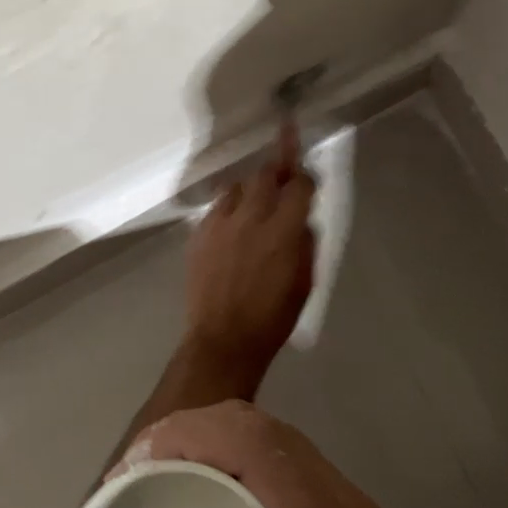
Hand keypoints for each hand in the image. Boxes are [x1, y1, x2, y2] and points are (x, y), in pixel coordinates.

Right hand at [122, 401, 502, 507]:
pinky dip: (240, 462)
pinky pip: (287, 464)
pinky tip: (217, 503)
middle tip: (134, 477)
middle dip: (188, 433)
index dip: (183, 434)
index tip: (130, 467)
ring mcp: (349, 505)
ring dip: (214, 443)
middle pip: (256, 425)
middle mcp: (337, 498)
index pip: (248, 437)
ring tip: (164, 483)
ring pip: (273, 438)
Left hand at [184, 120, 316, 373]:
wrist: (224, 339)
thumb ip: (305, 242)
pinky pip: (218, 208)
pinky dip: (231, 209)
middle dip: (278, 168)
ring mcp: (221, 223)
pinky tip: (234, 225)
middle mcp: (251, 217)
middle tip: (284, 168)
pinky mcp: (200, 233)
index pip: (299, 183)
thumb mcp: (305, 281)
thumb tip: (301, 218)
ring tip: (256, 201)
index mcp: (284, 229)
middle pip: (265, 173)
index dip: (306, 176)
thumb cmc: (274, 316)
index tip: (308, 176)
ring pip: (239, 187)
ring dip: (252, 189)